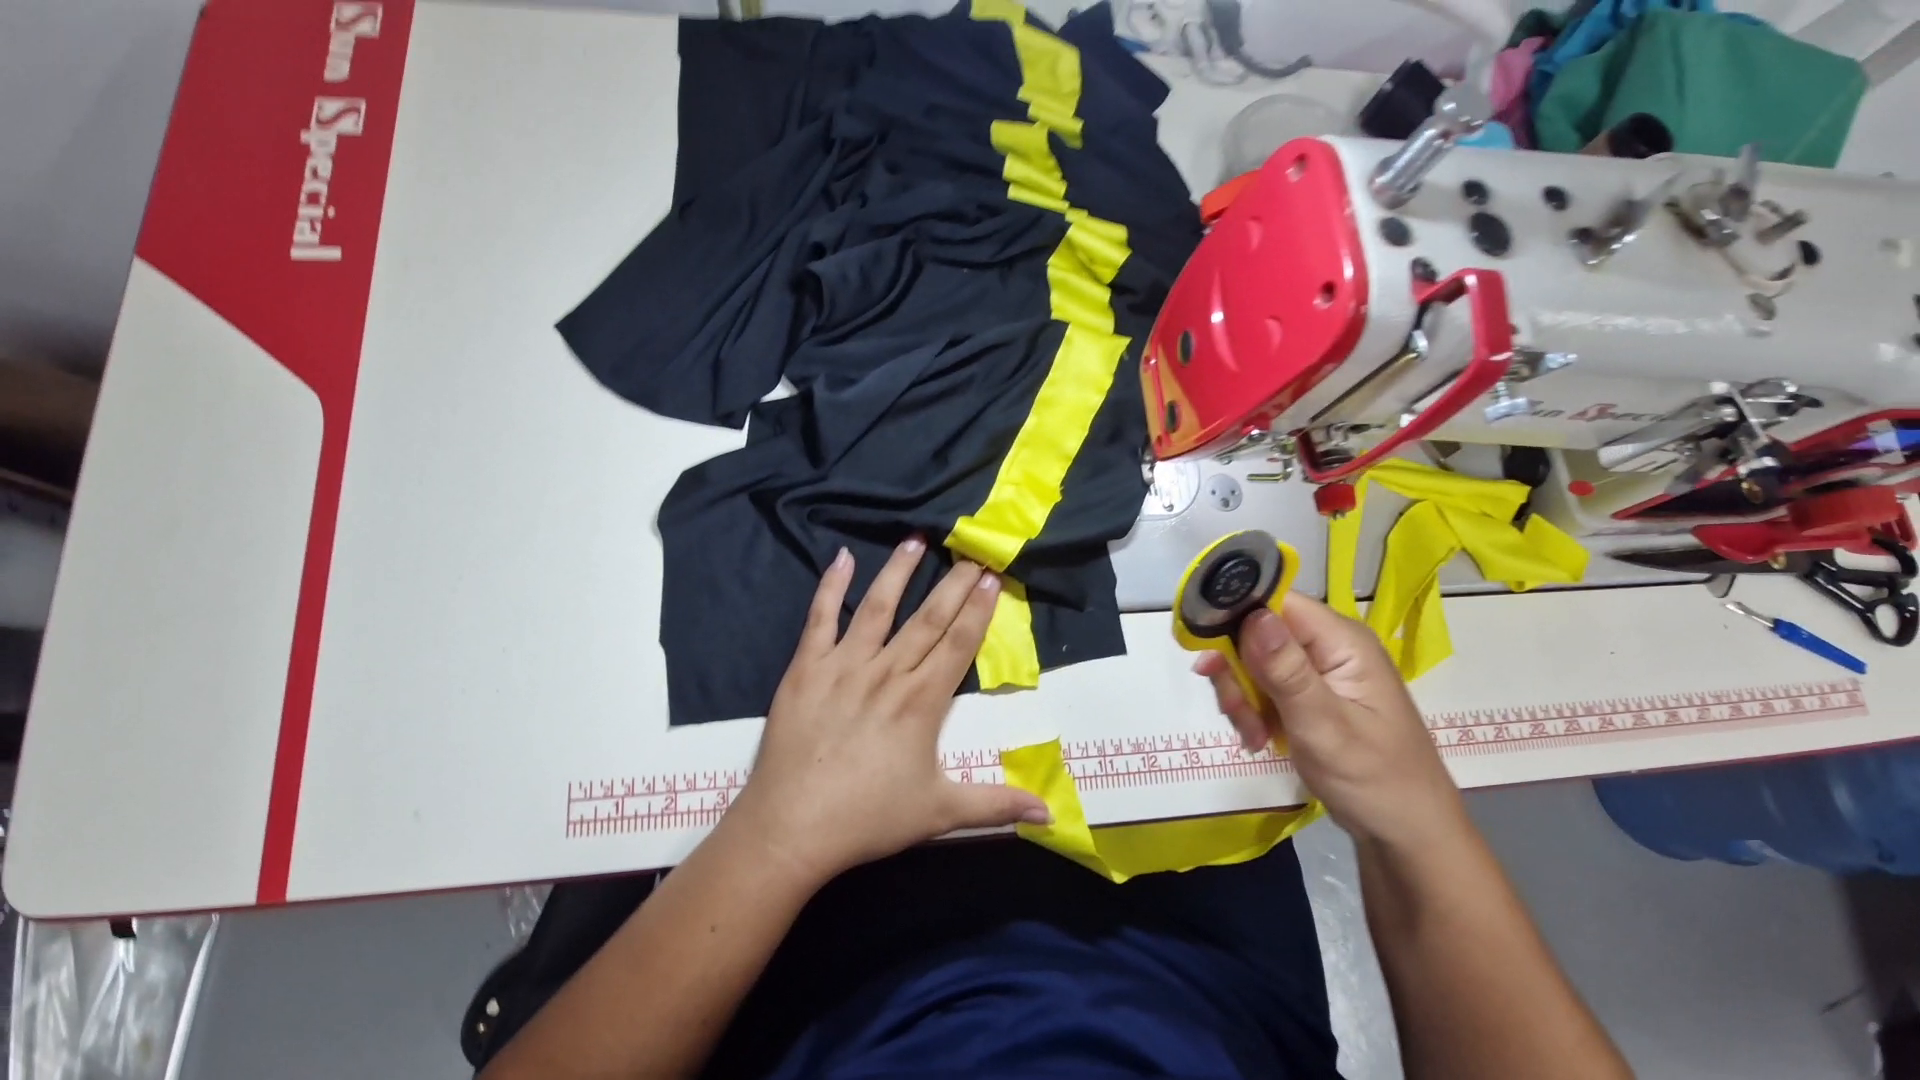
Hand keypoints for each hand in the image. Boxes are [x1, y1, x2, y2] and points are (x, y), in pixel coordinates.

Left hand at [729, 538, 1049, 885]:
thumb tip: (1051, 813)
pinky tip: (842, 559)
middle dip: (953, 583)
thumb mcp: (940, 813)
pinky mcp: (805, 669)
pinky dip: (831, 587)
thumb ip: (997, 804)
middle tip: (970, 550)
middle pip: (927, 619)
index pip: (958, 644)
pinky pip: (819, 619)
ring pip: (876, 607)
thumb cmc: (869, 818)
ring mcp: (843, 666)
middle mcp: (887, 673)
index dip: (978, 610)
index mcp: (922, 702)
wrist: (793, 826)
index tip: (992, 577)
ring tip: (916, 540)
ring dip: (899, 572)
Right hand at [1192, 595, 1462, 847]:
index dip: (1236, 617)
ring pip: (1254, 664)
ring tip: (1254, 736)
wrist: (1404, 832)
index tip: (1206, 650)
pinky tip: (1260, 740)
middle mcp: (1329, 647)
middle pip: (1258, 634)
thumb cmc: (1373, 778)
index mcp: (1341, 641)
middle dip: (1236, 672)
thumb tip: (1253, 614)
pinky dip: (1253, 713)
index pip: (1276, 602)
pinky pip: (1264, 689)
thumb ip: (1286, 670)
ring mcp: (1319, 673)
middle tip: (1238, 714)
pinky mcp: (1309, 696)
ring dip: (1242, 699)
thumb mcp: (1323, 726)